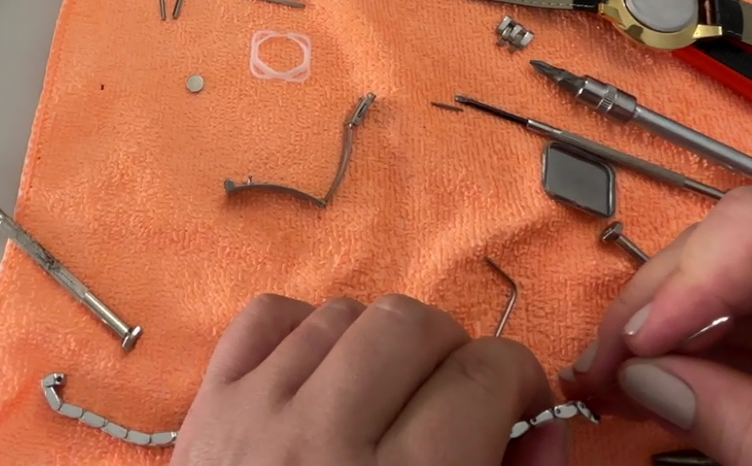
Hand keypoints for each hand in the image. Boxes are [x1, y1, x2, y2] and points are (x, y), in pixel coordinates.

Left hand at [174, 293, 565, 465]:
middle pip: (408, 323)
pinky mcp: (210, 401)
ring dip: (378, 344)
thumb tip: (542, 424)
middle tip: (453, 397)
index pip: (479, 378)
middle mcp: (323, 439)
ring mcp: (256, 411)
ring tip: (383, 396)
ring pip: (341, 312)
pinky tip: (318, 374)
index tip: (521, 401)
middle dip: (449, 348)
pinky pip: (267, 315)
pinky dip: (302, 327)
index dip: (519, 376)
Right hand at [562, 187, 751, 464]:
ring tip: (622, 388)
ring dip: (672, 338)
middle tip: (605, 370)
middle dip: (666, 308)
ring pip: (735, 291)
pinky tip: (672, 396)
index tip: (638, 343)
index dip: (693, 275)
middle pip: (743, 253)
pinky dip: (704, 365)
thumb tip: (643, 380)